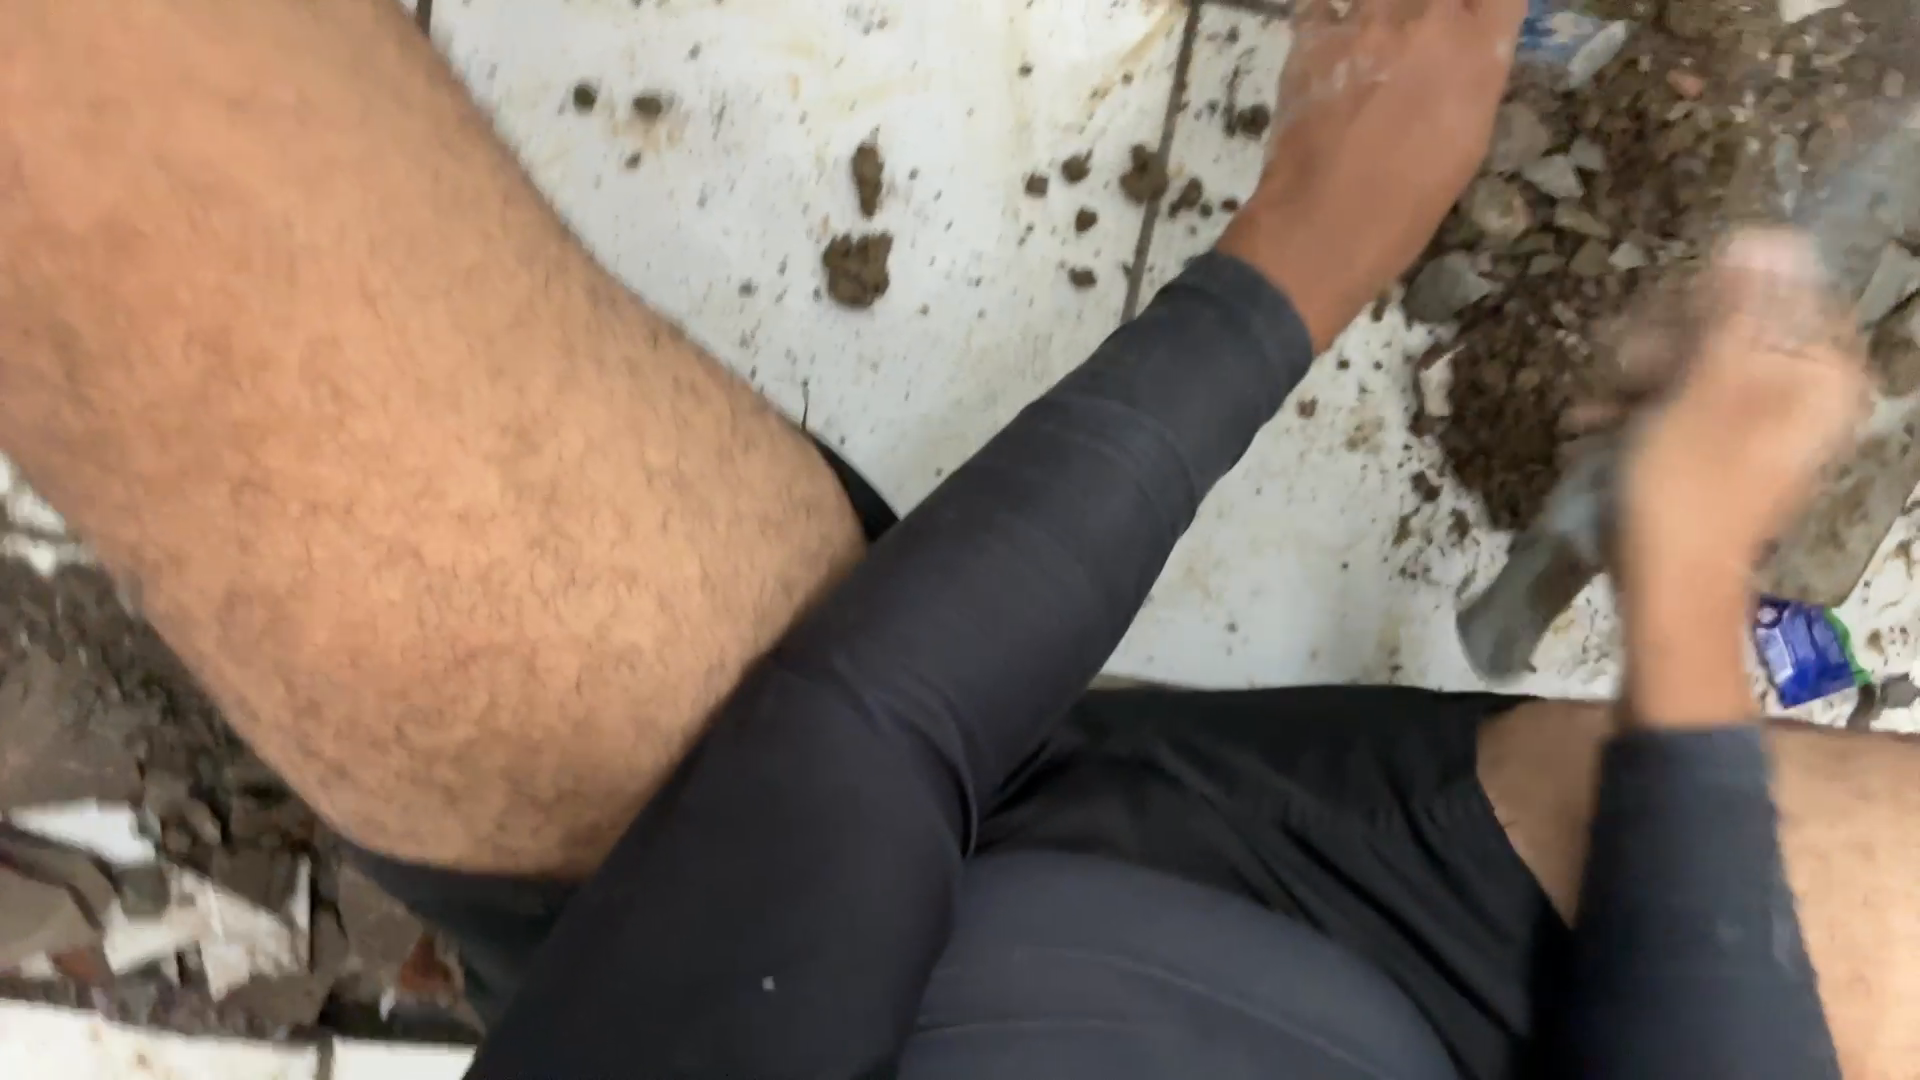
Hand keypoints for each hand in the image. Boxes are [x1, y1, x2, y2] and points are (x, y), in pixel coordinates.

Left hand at [1217, 0, 1523, 349]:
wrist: (1319, 230)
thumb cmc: (1400, 212)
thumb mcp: (1463, 150)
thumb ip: (1469, 86)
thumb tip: (1457, 65)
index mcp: (1480, 51)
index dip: (1479, 8)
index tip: (1466, 20)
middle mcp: (1429, 20)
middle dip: (1422, 11)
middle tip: (1407, 37)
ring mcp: (1367, 26)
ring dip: (1374, 11)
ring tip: (1364, 43)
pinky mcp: (1311, 45)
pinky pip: (1317, 9)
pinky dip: (1322, 20)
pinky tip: (1322, 44)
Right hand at [1621, 229, 1869, 579]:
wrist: (1667, 578)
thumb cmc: (1685, 490)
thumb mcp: (1704, 395)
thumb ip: (1734, 317)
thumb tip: (1760, 238)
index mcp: (1816, 375)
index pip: (1773, 297)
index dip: (1705, 302)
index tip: (1649, 322)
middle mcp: (1796, 392)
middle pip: (1726, 331)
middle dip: (1658, 346)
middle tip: (1615, 370)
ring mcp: (1753, 422)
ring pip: (1690, 367)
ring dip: (1631, 379)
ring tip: (1592, 406)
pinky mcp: (1712, 446)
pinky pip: (1675, 404)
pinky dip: (1632, 409)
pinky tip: (1592, 424)